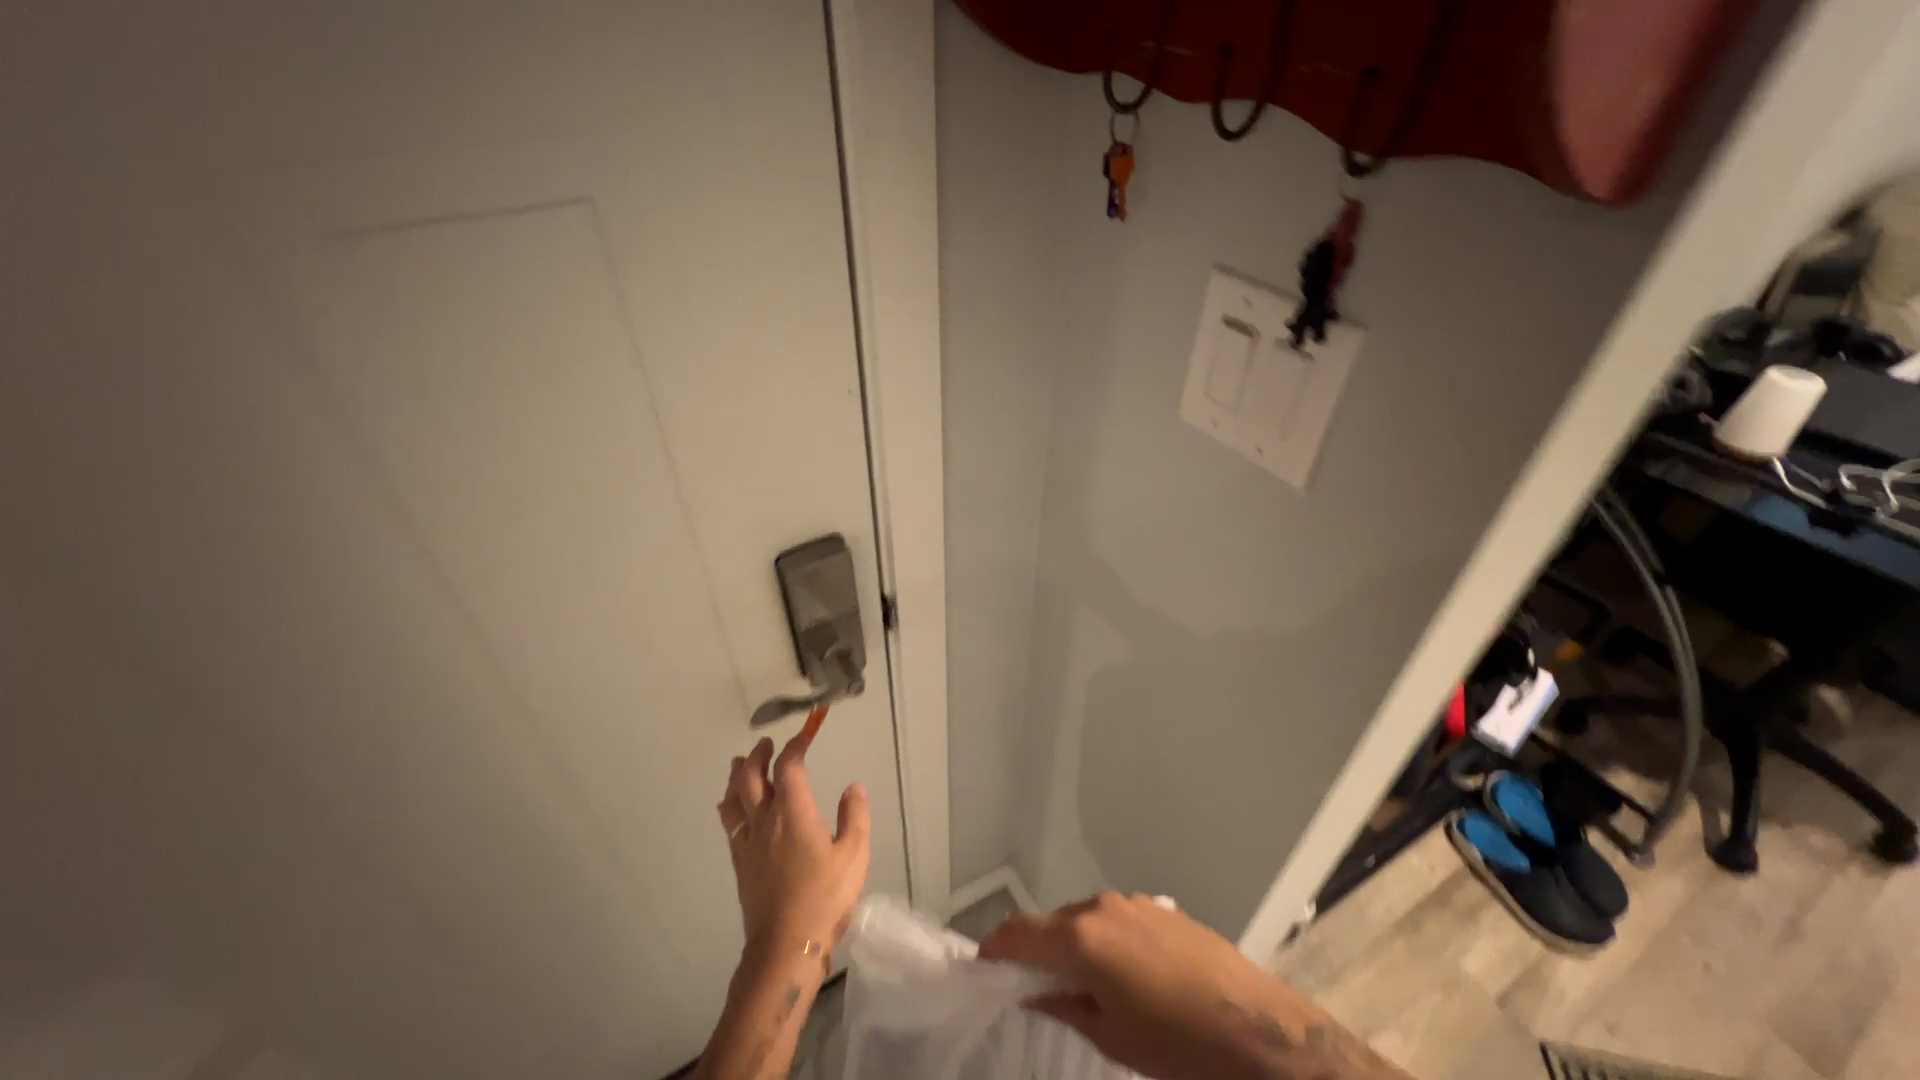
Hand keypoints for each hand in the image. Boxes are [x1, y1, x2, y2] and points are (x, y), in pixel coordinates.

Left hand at [716, 726, 870, 963]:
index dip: (795, 747)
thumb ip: (855, 817)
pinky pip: (728, 822)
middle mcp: (765, 819)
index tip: (805, 736)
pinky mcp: (739, 861)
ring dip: (737, 774)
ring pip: (734, 797)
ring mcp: (747, 841)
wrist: (785, 943)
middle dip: (759, 755)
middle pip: (751, 776)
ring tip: (739, 763)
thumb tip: (854, 786)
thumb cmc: (824, 898)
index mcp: (793, 812)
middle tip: (766, 744)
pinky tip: (731, 806)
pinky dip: (729, 804)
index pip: (789, 767)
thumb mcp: (854, 856)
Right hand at [980, 893, 1404, 1079]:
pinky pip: (1119, 919)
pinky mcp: (1167, 910)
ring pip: (1087, 918)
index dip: (995, 949)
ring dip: (1074, 944)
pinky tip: (1125, 975)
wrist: (1261, 1031)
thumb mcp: (1110, 1036)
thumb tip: (1035, 991)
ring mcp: (1139, 903)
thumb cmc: (1177, 1043)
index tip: (984, 968)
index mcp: (1081, 936)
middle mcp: (1104, 906)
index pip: (1019, 932)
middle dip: (1036, 950)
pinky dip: (1106, 940)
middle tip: (1033, 987)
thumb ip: (1063, 1004)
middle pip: (1052, 922)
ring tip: (1083, 984)